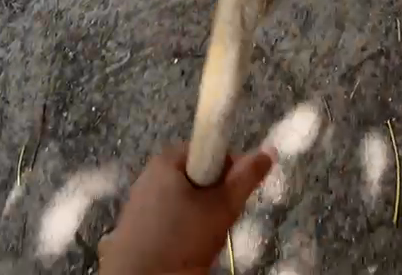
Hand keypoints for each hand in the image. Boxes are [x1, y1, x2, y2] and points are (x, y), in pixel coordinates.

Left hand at [98, 143, 273, 274]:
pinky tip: (182, 251)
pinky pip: (166, 220)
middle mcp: (149, 174)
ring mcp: (138, 202)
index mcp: (167, 159)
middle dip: (213, 198)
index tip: (233, 195)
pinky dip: (179, 231)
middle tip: (219, 222)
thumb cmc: (180, 240)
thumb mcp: (222, 208)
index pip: (210, 150)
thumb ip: (246, 178)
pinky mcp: (132, 228)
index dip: (228, 171)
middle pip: (197, 177)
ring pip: (183, 202)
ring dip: (198, 217)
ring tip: (201, 241)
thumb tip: (269, 152)